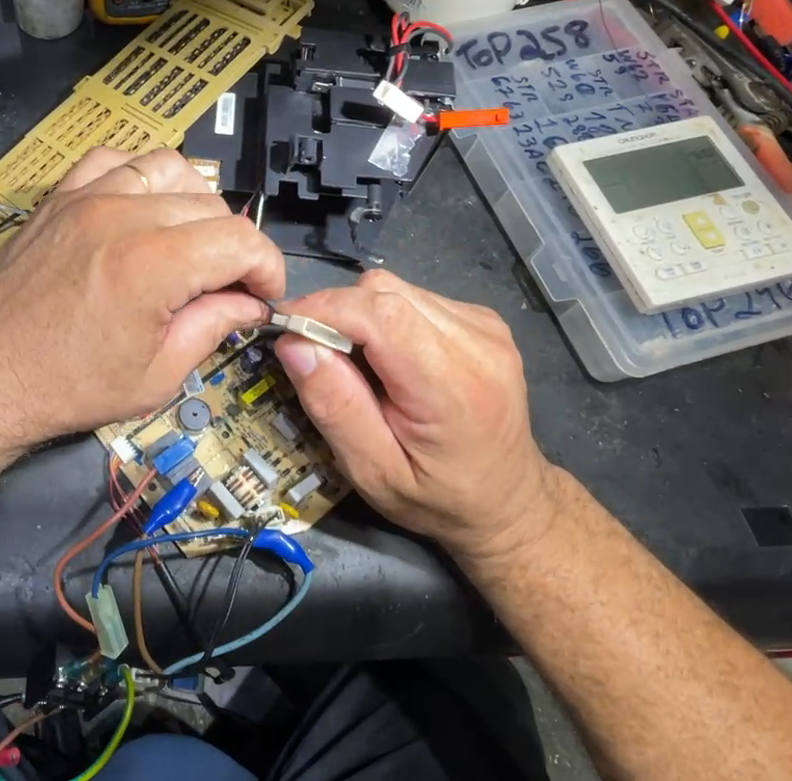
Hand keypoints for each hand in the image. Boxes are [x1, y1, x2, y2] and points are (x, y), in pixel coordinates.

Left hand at [0, 147, 284, 451]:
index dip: (267, 268)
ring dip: (193, 205)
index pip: (240, 239)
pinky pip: (113, 160)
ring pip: (170, 169)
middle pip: (211, 205)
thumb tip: (247, 304)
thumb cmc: (61, 386)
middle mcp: (120, 216)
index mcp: (151, 265)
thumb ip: (212, 328)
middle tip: (224, 287)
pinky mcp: (59, 198)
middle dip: (232, 247)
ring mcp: (85, 198)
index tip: (263, 294)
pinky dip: (139, 177)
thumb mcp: (154, 377)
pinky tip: (141, 210)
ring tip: (187, 246)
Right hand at [272, 270, 560, 561]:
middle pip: (383, 292)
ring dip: (358, 315)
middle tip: (314, 354)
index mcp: (452, 386)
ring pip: (393, 289)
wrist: (507, 501)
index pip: (380, 314)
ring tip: (355, 363)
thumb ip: (335, 406)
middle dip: (334, 312)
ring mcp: (484, 325)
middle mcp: (476, 342)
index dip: (323, 309)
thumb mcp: (372, 471)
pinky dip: (382, 319)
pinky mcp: (480, 319)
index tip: (284, 327)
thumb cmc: (437, 498)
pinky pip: (411, 297)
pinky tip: (387, 358)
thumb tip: (294, 343)